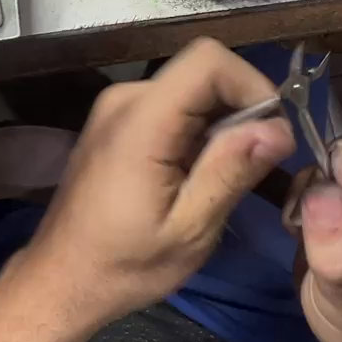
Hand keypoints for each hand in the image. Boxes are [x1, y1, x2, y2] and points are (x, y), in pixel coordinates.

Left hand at [14, 39, 296, 332]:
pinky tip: (198, 174)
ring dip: (221, 123)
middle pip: (203, 73)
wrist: (61, 280)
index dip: (251, 85)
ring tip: (226, 176)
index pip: (208, 60)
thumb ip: (231, 171)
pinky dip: (199, 129)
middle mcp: (127, 98)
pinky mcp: (118, 119)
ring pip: (192, 89)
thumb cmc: (124, 265)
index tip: (272, 134)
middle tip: (256, 164)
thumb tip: (279, 128)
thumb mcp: (189, 231)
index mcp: (142, 120)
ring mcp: (118, 106)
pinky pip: (174, 105)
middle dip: (241, 109)